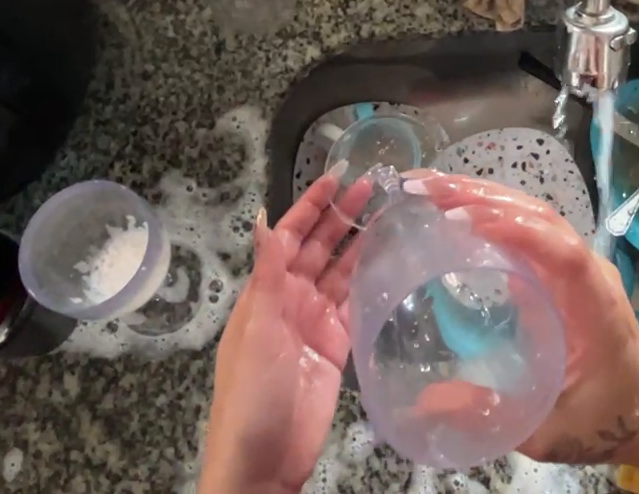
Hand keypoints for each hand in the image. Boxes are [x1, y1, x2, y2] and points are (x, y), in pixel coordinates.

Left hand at [199, 167, 371, 493]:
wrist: (263, 462)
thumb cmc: (251, 391)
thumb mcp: (257, 329)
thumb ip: (267, 273)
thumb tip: (261, 218)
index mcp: (266, 290)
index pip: (290, 235)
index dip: (311, 205)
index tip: (336, 176)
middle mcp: (291, 298)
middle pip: (319, 247)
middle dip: (341, 215)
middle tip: (372, 184)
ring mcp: (315, 320)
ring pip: (339, 270)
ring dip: (358, 241)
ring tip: (386, 211)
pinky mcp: (337, 344)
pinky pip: (354, 302)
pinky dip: (368, 278)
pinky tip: (387, 256)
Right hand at [401, 172, 638, 464]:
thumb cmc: (600, 420)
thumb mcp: (547, 430)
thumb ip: (491, 415)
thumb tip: (424, 402)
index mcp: (594, 306)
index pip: (562, 252)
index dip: (517, 231)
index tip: (464, 221)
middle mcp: (587, 270)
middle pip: (539, 217)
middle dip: (481, 198)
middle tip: (424, 189)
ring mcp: (575, 260)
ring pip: (531, 212)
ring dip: (481, 195)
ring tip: (429, 188)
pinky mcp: (560, 262)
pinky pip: (528, 224)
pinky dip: (490, 209)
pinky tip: (453, 205)